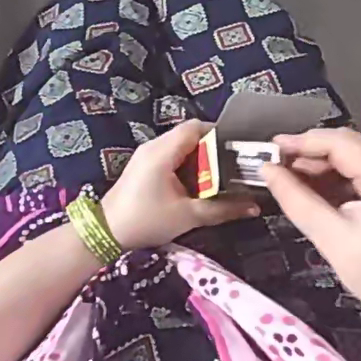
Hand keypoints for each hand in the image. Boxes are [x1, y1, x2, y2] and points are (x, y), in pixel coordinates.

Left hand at [100, 120, 258, 248]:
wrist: (106, 233)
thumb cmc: (146, 220)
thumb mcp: (189, 215)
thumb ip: (223, 209)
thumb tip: (255, 206)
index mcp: (162, 151)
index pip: (196, 127)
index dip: (219, 134)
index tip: (238, 150)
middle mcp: (153, 147)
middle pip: (189, 136)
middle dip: (213, 149)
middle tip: (234, 166)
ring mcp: (146, 156)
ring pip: (180, 148)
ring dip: (200, 160)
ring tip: (221, 177)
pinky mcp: (143, 168)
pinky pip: (170, 158)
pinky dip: (187, 167)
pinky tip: (199, 185)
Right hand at [259, 128, 360, 335]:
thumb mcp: (332, 240)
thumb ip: (297, 200)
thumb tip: (267, 170)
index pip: (343, 143)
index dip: (304, 141)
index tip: (272, 147)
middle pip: (355, 145)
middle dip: (315, 153)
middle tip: (280, 167)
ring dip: (331, 163)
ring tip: (298, 179)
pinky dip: (350, 174)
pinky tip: (327, 188)